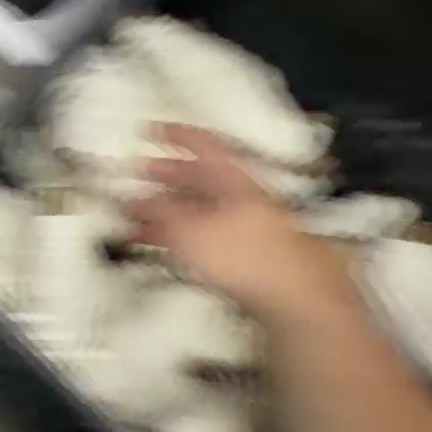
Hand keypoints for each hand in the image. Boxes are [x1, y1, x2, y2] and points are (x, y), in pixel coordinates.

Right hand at [129, 124, 356, 322]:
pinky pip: (204, 232)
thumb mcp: (188, 230)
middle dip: (164, 176)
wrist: (298, 302)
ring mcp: (247, 226)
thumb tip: (138, 196)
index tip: (148, 129)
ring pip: (199, 207)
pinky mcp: (247, 254)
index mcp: (234, 183)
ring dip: (165, 208)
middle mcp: (243, 198)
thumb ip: (158, 210)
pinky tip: (157, 243)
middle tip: (134, 176)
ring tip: (134, 216)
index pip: (204, 147)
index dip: (176, 135)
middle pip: (200, 178)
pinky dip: (178, 232)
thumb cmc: (240, 257)